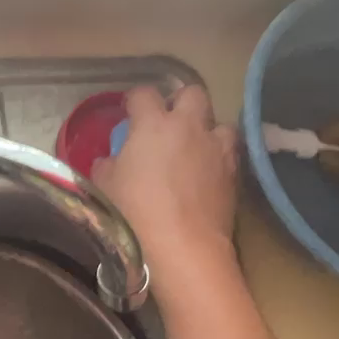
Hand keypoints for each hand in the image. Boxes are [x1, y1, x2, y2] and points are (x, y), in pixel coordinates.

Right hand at [92, 85, 240, 281]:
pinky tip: (206, 174)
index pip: (144, 93)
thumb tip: (111, 160)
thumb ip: (107, 165)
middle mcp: (189, 127)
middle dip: (180, 102)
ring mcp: (215, 148)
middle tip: (168, 122)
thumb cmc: (134, 211)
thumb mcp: (105, 186)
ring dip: (206, 130)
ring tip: (194, 149)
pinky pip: (229, 153)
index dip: (135, 100)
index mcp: (153, 124)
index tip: (129, 111)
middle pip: (192, 93)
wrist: (182, 246)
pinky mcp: (234, 173)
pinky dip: (218, 157)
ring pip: (219, 122)